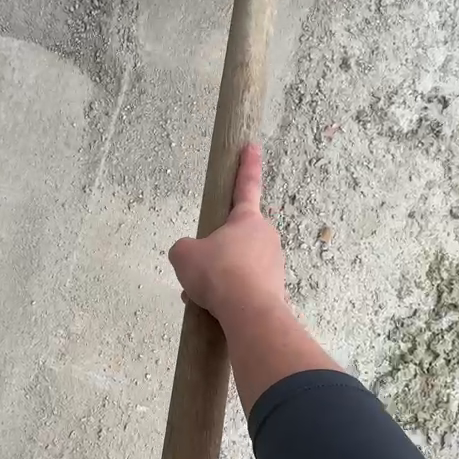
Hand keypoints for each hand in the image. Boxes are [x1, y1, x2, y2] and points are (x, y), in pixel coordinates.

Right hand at [166, 143, 287, 325]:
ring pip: (238, 267)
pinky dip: (229, 297)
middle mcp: (266, 237)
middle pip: (235, 239)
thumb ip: (184, 249)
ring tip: (203, 295)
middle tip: (199, 269)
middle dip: (217, 252)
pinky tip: (215, 309)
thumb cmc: (218, 273)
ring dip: (220, 278)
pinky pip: (245, 289)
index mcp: (246, 219)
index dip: (246, 164)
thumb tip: (190, 257)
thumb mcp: (183, 255)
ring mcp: (274, 264)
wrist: (248, 312)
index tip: (251, 145)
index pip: (245, 185)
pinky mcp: (275, 289)